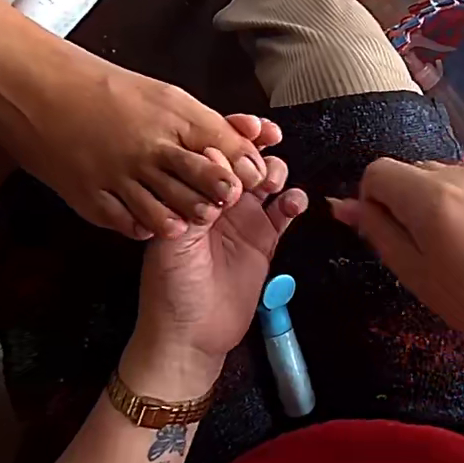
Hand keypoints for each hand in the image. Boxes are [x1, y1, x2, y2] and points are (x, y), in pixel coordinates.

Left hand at [125, 156, 308, 399]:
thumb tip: (212, 156)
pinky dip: (294, 200)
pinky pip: (285, 210)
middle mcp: (218, 199)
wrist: (190, 334)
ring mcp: (243, 217)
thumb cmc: (169, 288)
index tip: (246, 127)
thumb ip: (192, 199)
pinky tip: (292, 203)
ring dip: (274, 169)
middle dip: (256, 144)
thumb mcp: (171, 240)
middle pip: (243, 157)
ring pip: (267, 177)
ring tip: (268, 182)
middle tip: (263, 145)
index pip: (211, 150)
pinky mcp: (265, 238)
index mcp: (190, 192)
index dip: (229, 132)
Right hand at [326, 160, 463, 388]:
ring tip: (453, 251)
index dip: (370, 201)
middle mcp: (460, 173)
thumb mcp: (414, 273)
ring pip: (435, 176)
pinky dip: (456, 204)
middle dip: (401, 201)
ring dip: (429, 202)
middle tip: (419, 250)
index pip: (376, 171)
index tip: (385, 234)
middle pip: (406, 171)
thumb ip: (375, 231)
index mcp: (430, 195)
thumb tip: (342, 205)